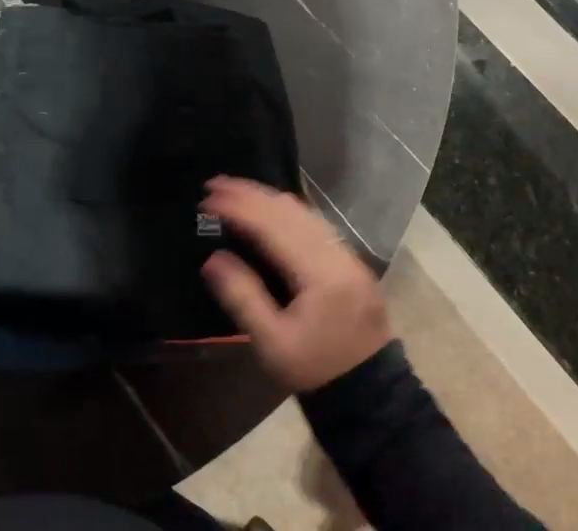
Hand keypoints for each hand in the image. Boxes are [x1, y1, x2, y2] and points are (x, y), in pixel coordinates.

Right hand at [201, 177, 390, 391]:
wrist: (369, 393)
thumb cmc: (315, 369)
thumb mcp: (271, 341)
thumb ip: (242, 296)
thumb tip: (213, 258)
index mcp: (321, 276)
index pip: (274, 227)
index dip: (239, 208)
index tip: (207, 198)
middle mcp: (339, 258)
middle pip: (291, 212)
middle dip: (250, 194)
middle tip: (215, 184)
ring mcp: (349, 259)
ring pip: (306, 213)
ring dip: (267, 198)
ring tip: (235, 191)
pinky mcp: (351, 264)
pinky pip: (315, 223)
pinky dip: (286, 210)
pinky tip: (267, 209)